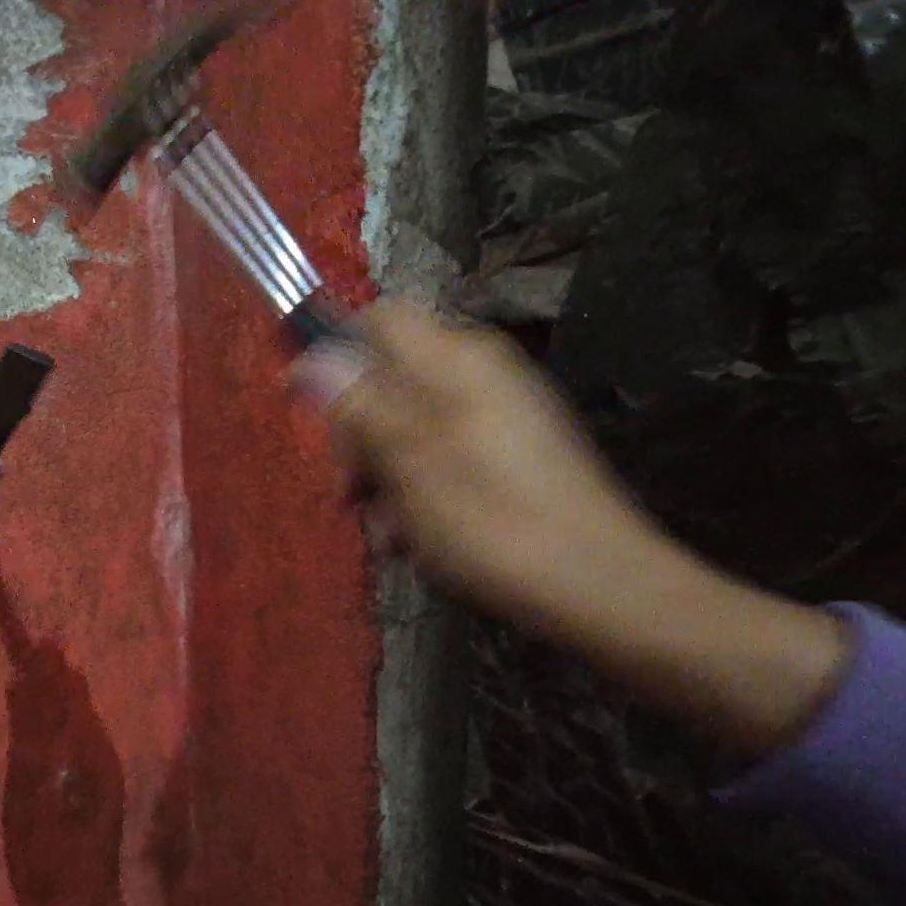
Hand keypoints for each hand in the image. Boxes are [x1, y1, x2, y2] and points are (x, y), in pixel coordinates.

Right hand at [291, 298, 668, 635]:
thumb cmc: (492, 522)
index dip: (334, 354)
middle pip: (387, 381)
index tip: (308, 409)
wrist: (597, 585)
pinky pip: (441, 455)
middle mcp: (478, 375)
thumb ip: (358, 405)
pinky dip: (418, 492)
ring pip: (408, 427)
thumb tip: (310, 361)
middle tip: (351, 493)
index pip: (379, 320)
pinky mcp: (510, 453)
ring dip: (384, 478)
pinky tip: (418, 538)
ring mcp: (498, 414)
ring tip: (390, 534)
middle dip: (357, 436)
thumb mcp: (409, 461)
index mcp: (455, 362)